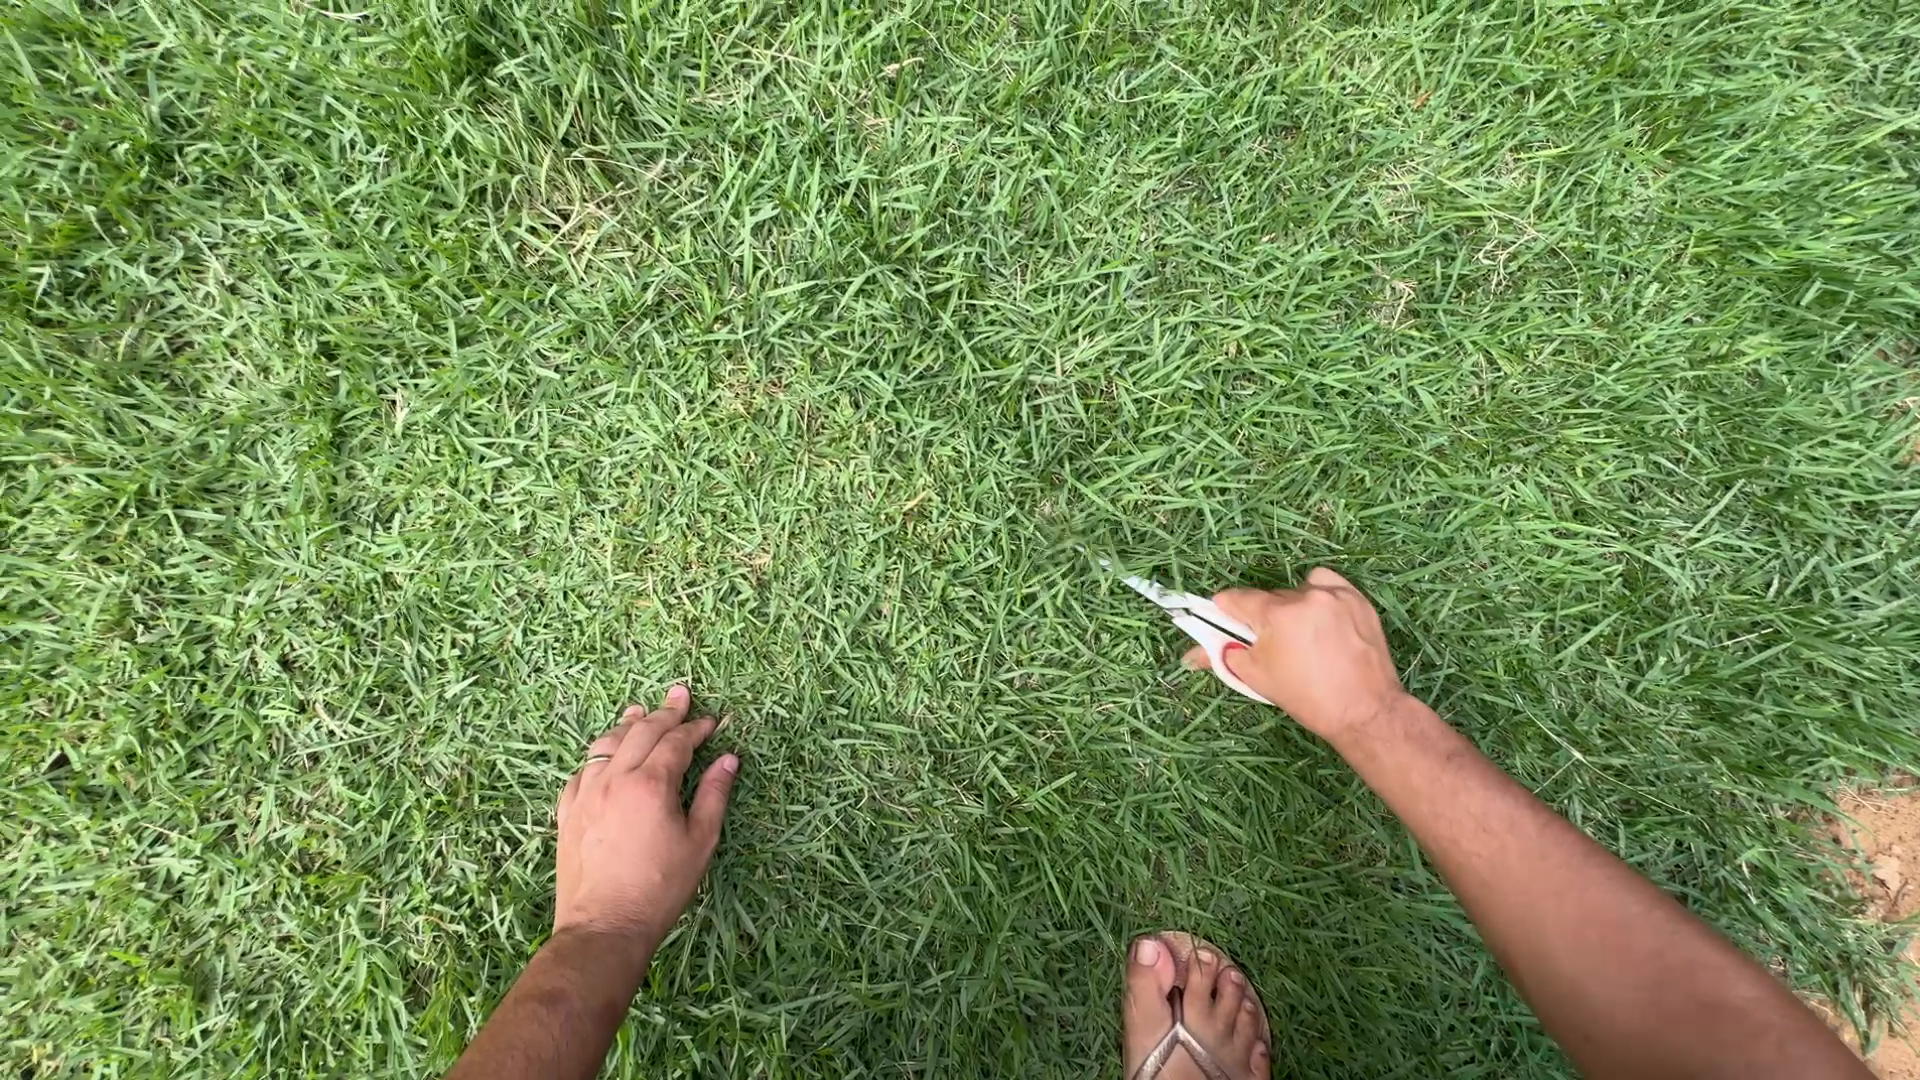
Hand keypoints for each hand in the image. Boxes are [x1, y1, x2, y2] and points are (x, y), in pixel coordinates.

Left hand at [553, 685, 738, 956]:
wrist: (603, 929)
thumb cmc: (660, 887)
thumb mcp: (700, 841)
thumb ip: (714, 794)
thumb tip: (728, 759)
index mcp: (650, 785)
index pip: (676, 741)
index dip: (696, 728)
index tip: (712, 721)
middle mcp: (614, 780)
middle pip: (642, 731)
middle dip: (665, 711)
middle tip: (680, 693)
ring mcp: (586, 795)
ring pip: (606, 745)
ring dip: (628, 725)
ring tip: (640, 711)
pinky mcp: (567, 814)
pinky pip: (581, 771)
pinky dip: (598, 756)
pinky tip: (605, 756)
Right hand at [1181, 567, 1411, 739]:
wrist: (1366, 711)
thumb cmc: (1306, 697)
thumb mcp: (1255, 677)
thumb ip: (1221, 656)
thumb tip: (1189, 655)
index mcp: (1276, 614)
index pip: (1234, 598)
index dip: (1223, 612)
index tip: (1225, 624)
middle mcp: (1304, 596)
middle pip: (1266, 598)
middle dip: (1260, 617)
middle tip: (1269, 645)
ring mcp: (1335, 595)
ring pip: (1295, 591)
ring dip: (1289, 607)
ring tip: (1299, 635)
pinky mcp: (1358, 600)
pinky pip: (1326, 585)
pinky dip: (1318, 596)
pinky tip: (1321, 620)